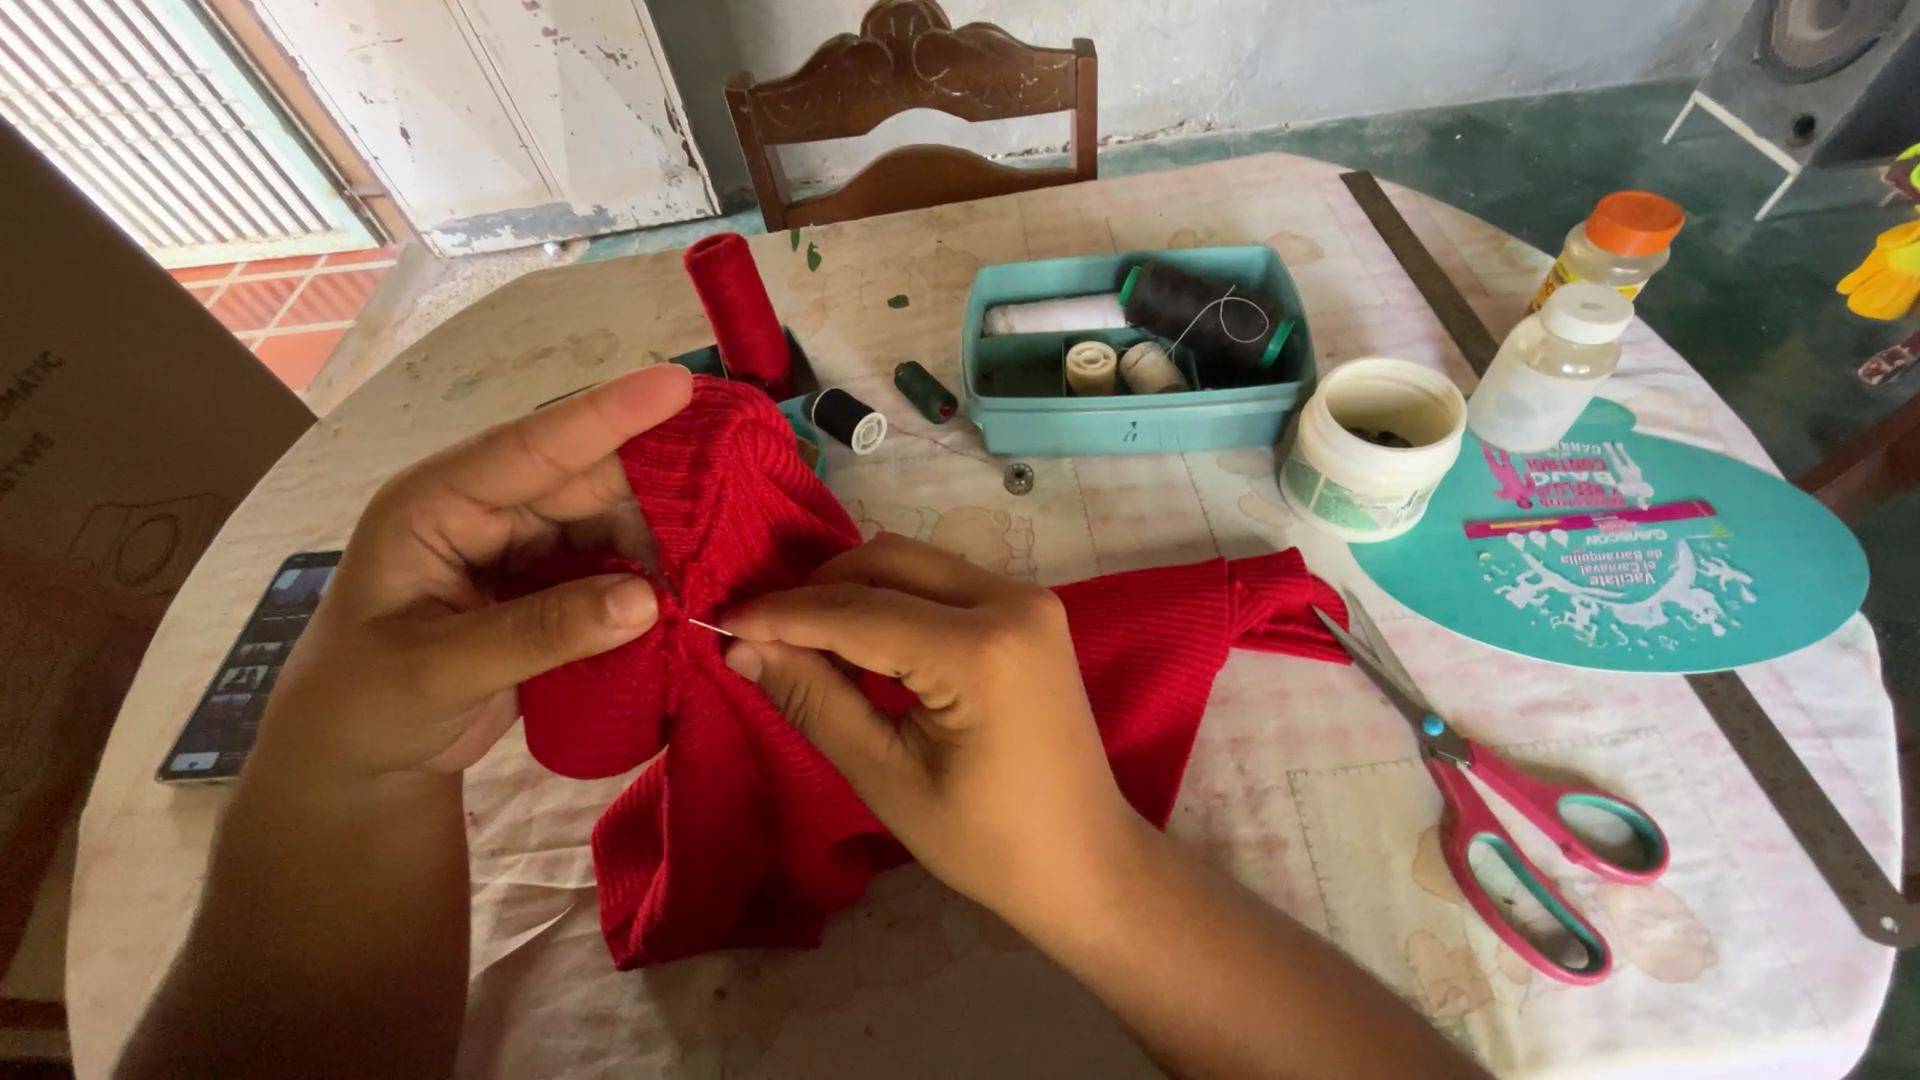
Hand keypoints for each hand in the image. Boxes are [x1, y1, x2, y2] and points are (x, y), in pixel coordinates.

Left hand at [256, 364, 692, 780]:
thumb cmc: (365, 704)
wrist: (363, 759)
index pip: (532, 446)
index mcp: (439, 502)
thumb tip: (647, 599)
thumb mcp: (437, 668)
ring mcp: (529, 545)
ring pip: (615, 521)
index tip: (677, 384)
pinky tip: (693, 585)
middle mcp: (491, 509)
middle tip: (737, 499)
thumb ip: (540, 632)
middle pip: (591, 479)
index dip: (608, 414)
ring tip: (721, 557)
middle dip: (662, 489)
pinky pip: (620, 563)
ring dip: (666, 539)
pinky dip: (656, 575)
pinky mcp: (557, 582)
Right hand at [720, 534, 1142, 920]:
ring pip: (916, 562)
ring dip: (856, 591)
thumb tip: (742, 646)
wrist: (1085, 860)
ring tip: (809, 641)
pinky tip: (865, 640)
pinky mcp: (1031, 610)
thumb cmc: (986, 841)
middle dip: (819, 590)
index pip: (857, 612)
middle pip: (888, 560)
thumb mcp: (885, 777)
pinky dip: (895, 599)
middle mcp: (1011, 601)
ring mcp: (1029, 599)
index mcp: (979, 650)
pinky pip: (945, 581)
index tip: (724, 621)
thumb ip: (813, 700)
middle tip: (766, 634)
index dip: (783, 614)